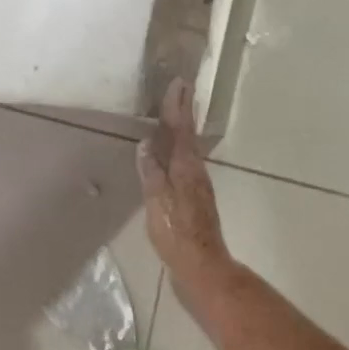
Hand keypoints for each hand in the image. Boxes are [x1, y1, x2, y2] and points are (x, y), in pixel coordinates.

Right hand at [137, 77, 232, 282]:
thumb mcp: (158, 203)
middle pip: (188, 134)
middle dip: (184, 110)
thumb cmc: (177, 235)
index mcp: (185, 168)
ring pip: (189, 147)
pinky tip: (173, 153)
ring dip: (183, 126)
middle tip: (182, 88)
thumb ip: (152, 173)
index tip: (179, 82)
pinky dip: (181, 147)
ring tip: (176, 112)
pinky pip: (187, 161)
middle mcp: (195, 171)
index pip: (180, 129)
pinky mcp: (195, 198)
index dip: (178, 106)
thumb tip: (146, 143)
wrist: (202, 267)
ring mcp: (197, 184)